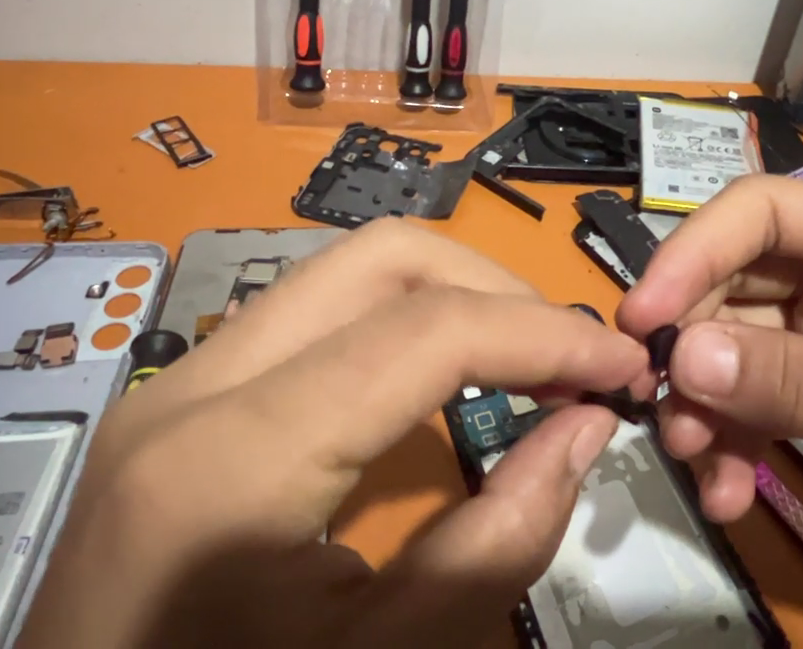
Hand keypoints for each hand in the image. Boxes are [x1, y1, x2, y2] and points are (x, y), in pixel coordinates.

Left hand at [19, 220, 646, 648]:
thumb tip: (585, 425)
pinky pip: (317, 316)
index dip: (545, 334)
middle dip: (499, 290)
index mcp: (231, 464)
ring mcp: (179, 382)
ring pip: (347, 271)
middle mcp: (195, 386)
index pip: (423, 333)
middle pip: (383, 259)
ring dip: (454, 298)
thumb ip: (497, 543)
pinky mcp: (184, 396)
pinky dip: (404, 325)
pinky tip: (444, 383)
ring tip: (523, 362)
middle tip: (568, 360)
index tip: (623, 366)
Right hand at [617, 176, 802, 647]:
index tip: (642, 321)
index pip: (768, 212)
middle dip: (697, 344)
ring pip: (744, 348)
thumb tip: (683, 354)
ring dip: (710, 404)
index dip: (694, 252)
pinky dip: (739, 441)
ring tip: (704, 472)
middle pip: (743, 281)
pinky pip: (766, 402)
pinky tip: (733, 492)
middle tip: (663, 415)